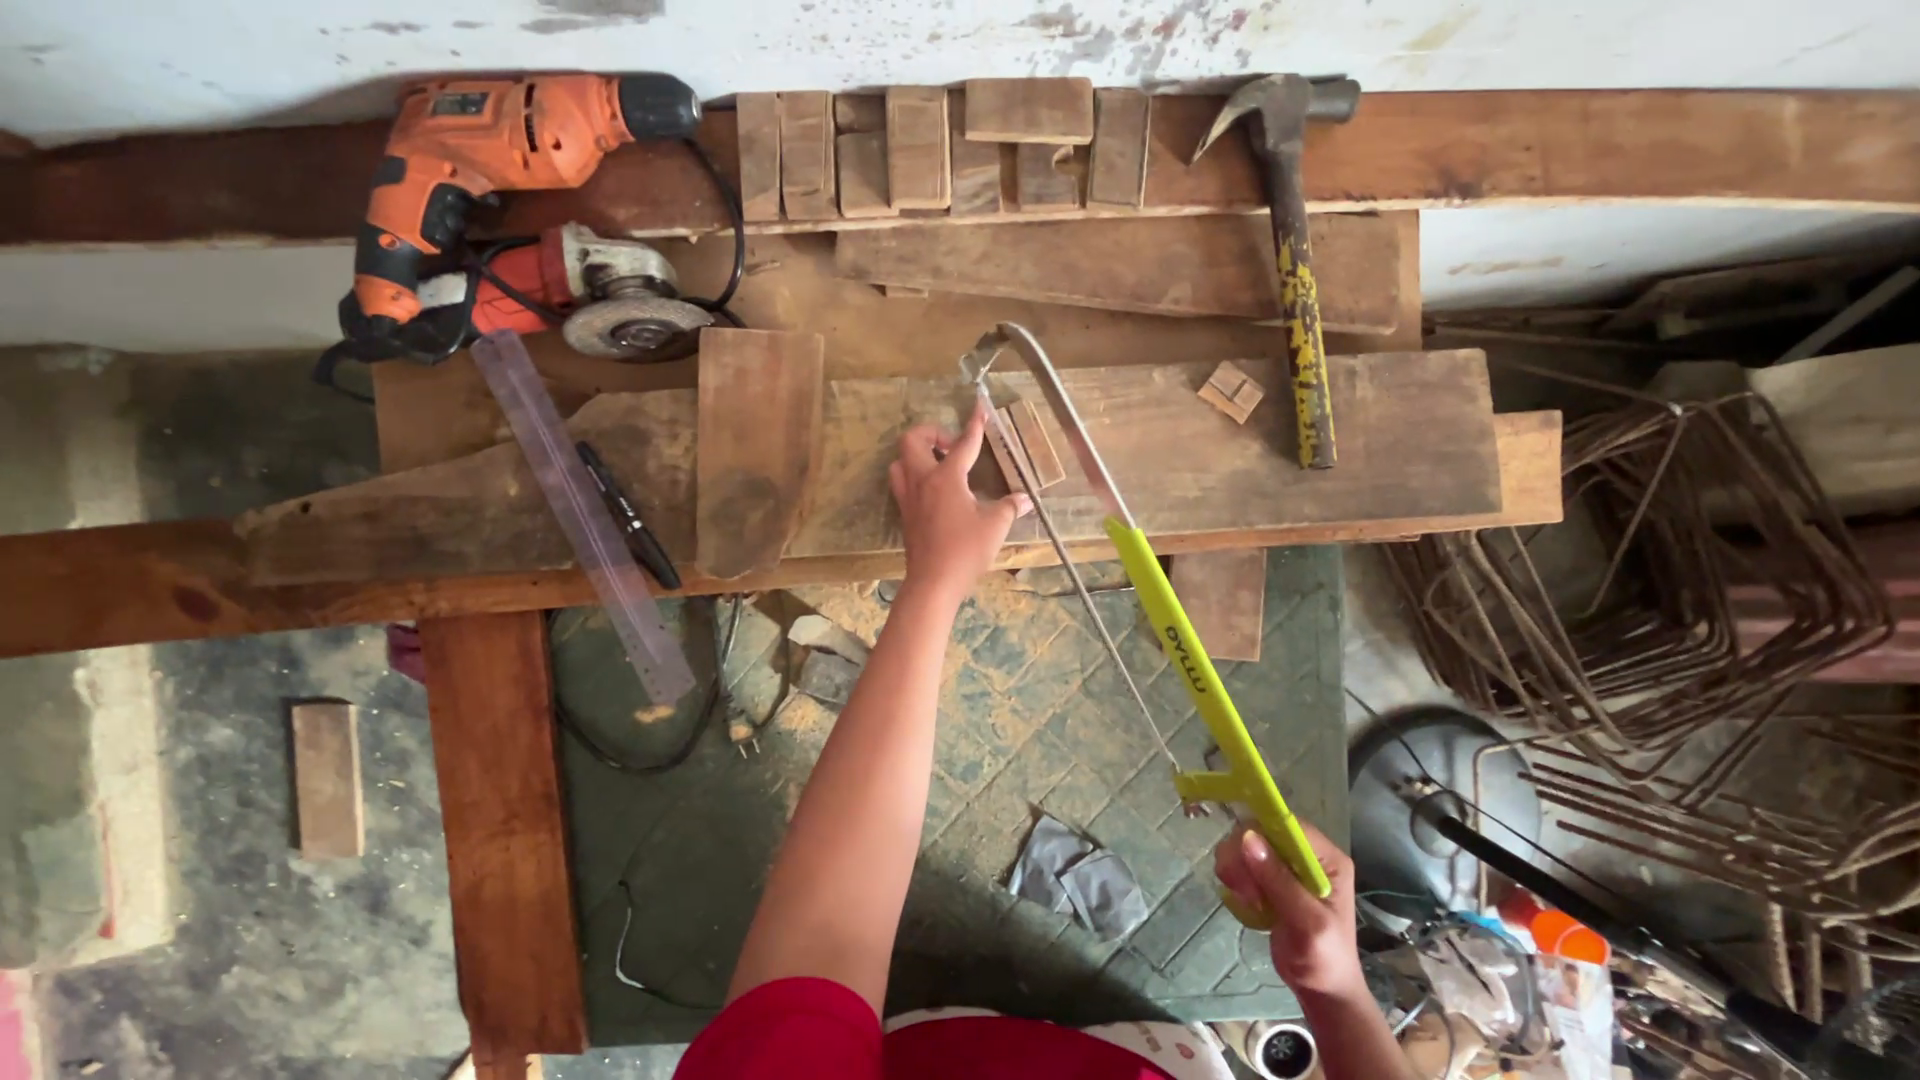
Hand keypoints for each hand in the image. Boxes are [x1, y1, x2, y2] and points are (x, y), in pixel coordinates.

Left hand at [888, 403, 1030, 604]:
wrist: (933, 582)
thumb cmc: (965, 551)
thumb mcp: (995, 527)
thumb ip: (1009, 507)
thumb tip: (1023, 499)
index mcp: (946, 477)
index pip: (963, 443)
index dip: (974, 424)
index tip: (980, 408)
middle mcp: (922, 480)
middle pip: (913, 440)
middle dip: (932, 433)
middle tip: (953, 447)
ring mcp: (909, 497)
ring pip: (900, 460)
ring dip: (917, 454)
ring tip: (940, 465)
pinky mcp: (905, 514)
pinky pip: (902, 482)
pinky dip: (915, 475)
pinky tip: (935, 490)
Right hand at [1214, 822, 1362, 997]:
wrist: (1322, 990)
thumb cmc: (1324, 958)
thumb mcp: (1306, 921)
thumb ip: (1278, 880)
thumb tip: (1247, 838)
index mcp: (1327, 859)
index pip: (1289, 826)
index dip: (1261, 832)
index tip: (1241, 855)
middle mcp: (1307, 856)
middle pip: (1263, 832)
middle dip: (1244, 855)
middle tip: (1242, 888)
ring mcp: (1288, 868)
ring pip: (1248, 846)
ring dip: (1238, 868)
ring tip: (1245, 897)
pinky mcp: (1271, 881)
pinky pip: (1244, 864)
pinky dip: (1237, 878)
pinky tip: (1244, 900)